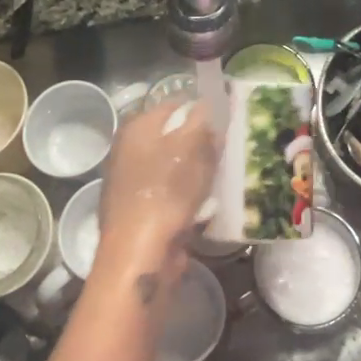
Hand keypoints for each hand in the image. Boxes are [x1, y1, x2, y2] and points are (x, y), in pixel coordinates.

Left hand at [96, 98, 218, 275]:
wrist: (139, 257)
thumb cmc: (165, 193)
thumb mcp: (192, 148)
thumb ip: (203, 121)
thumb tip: (210, 103)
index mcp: (137, 127)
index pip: (176, 104)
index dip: (203, 108)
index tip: (229, 119)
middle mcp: (130, 149)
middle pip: (175, 136)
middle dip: (203, 142)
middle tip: (231, 148)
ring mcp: (133, 181)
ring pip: (176, 165)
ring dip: (199, 170)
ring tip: (226, 175)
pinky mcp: (141, 209)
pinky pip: (173, 192)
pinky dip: (190, 195)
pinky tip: (210, 203)